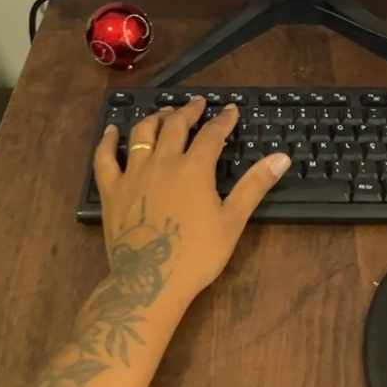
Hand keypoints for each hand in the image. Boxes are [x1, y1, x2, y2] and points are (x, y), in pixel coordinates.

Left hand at [93, 97, 289, 307]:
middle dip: (189, 111)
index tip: (230, 110)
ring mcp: (134, 174)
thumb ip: (255, 185)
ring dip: (155, 118)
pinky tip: (112, 130)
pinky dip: (108, 141)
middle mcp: (163, 162)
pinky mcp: (112, 190)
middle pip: (175, 125)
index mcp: (194, 169)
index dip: (223, 120)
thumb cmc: (197, 255)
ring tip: (165, 113)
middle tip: (197, 104)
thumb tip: (281, 158)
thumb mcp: (233, 221)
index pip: (212, 134)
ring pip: (142, 133)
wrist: (151, 283)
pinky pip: (105, 158)